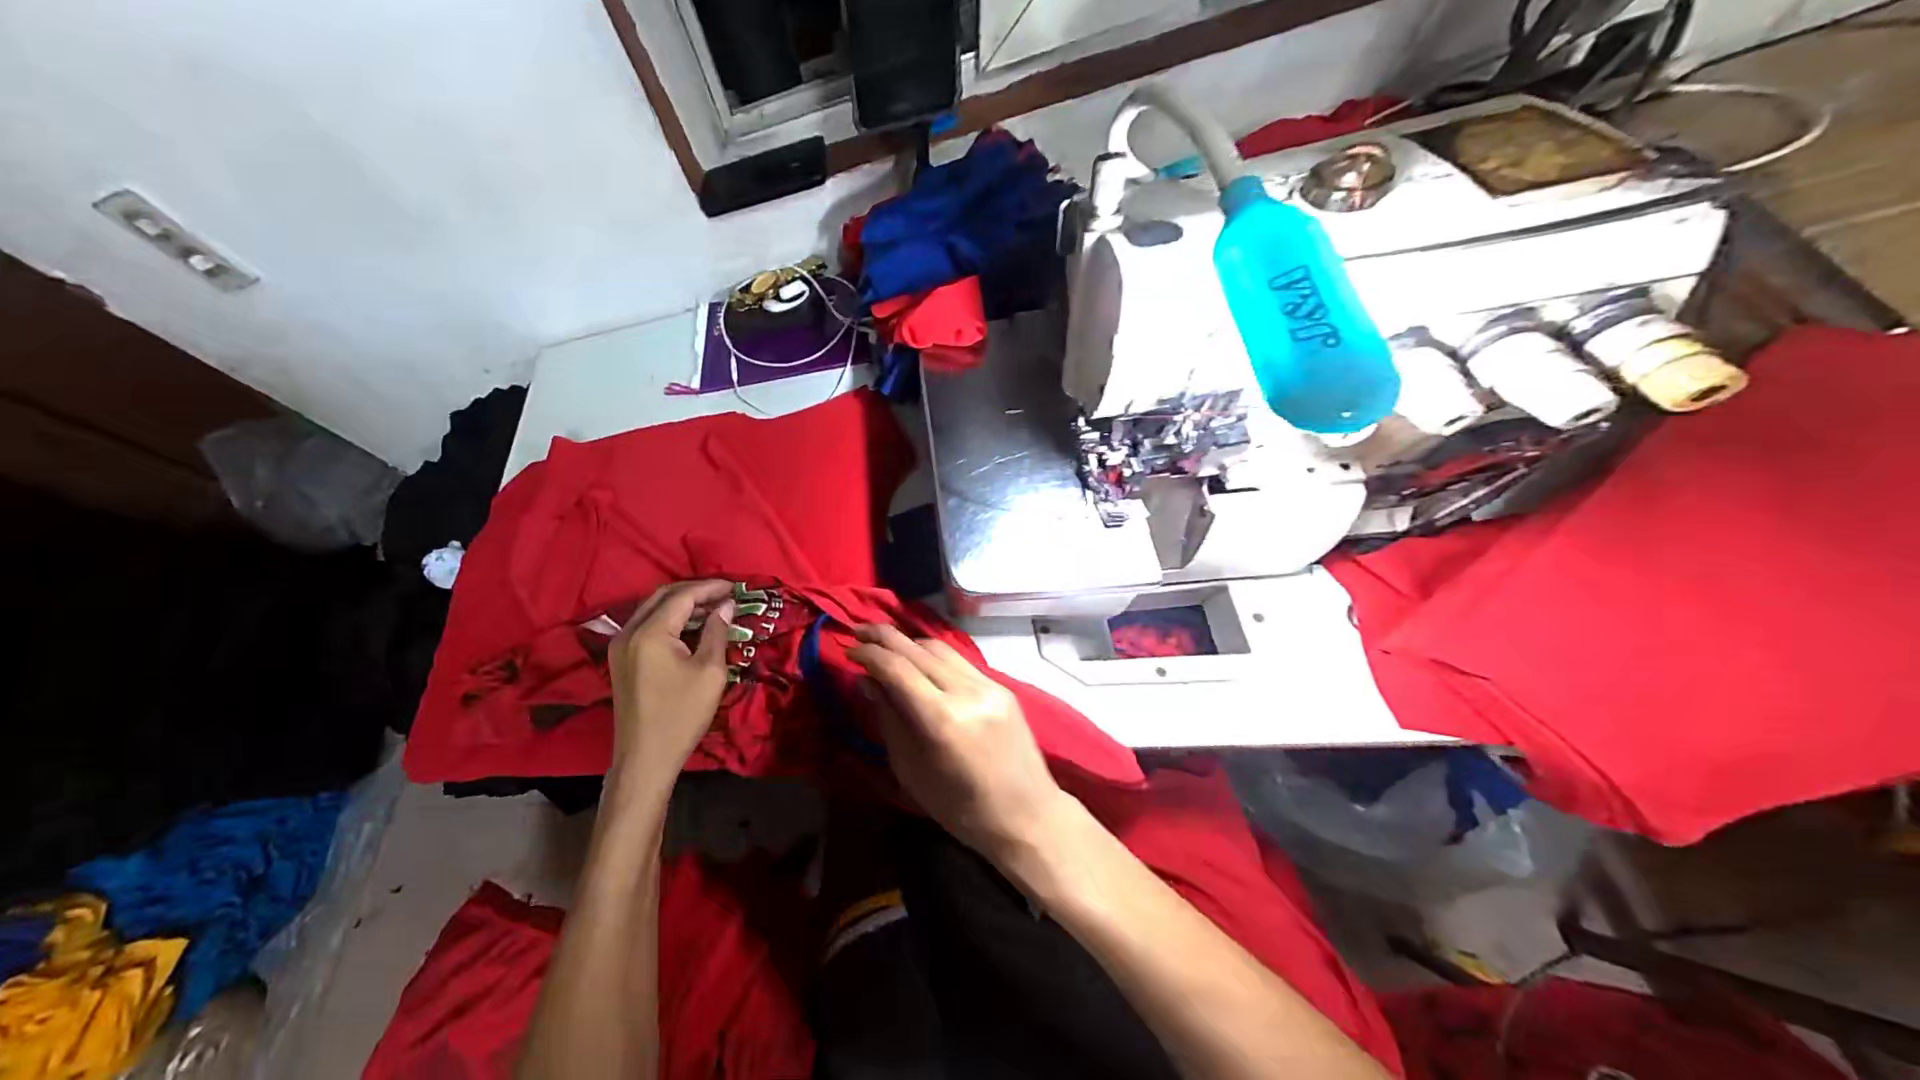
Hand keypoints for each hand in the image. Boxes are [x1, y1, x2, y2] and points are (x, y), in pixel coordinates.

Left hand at [608, 580, 735, 790]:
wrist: (645, 758)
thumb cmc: (682, 715)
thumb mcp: (710, 672)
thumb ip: (716, 632)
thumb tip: (726, 606)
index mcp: (650, 633)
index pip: (682, 596)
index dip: (710, 588)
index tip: (735, 588)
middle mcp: (628, 633)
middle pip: (662, 597)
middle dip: (695, 591)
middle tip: (724, 594)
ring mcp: (620, 646)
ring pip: (652, 610)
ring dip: (682, 604)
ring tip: (712, 608)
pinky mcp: (621, 660)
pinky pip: (646, 626)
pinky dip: (670, 619)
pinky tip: (691, 627)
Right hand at [848, 625, 1069, 862]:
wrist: (1027, 816)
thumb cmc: (960, 809)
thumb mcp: (912, 770)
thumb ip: (889, 720)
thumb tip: (868, 681)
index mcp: (943, 720)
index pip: (898, 669)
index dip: (869, 654)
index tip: (848, 651)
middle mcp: (968, 693)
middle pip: (918, 650)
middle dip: (884, 637)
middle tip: (857, 632)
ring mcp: (989, 686)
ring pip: (941, 649)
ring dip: (909, 643)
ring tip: (884, 646)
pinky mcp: (1002, 688)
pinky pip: (960, 662)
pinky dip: (933, 657)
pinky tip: (918, 662)